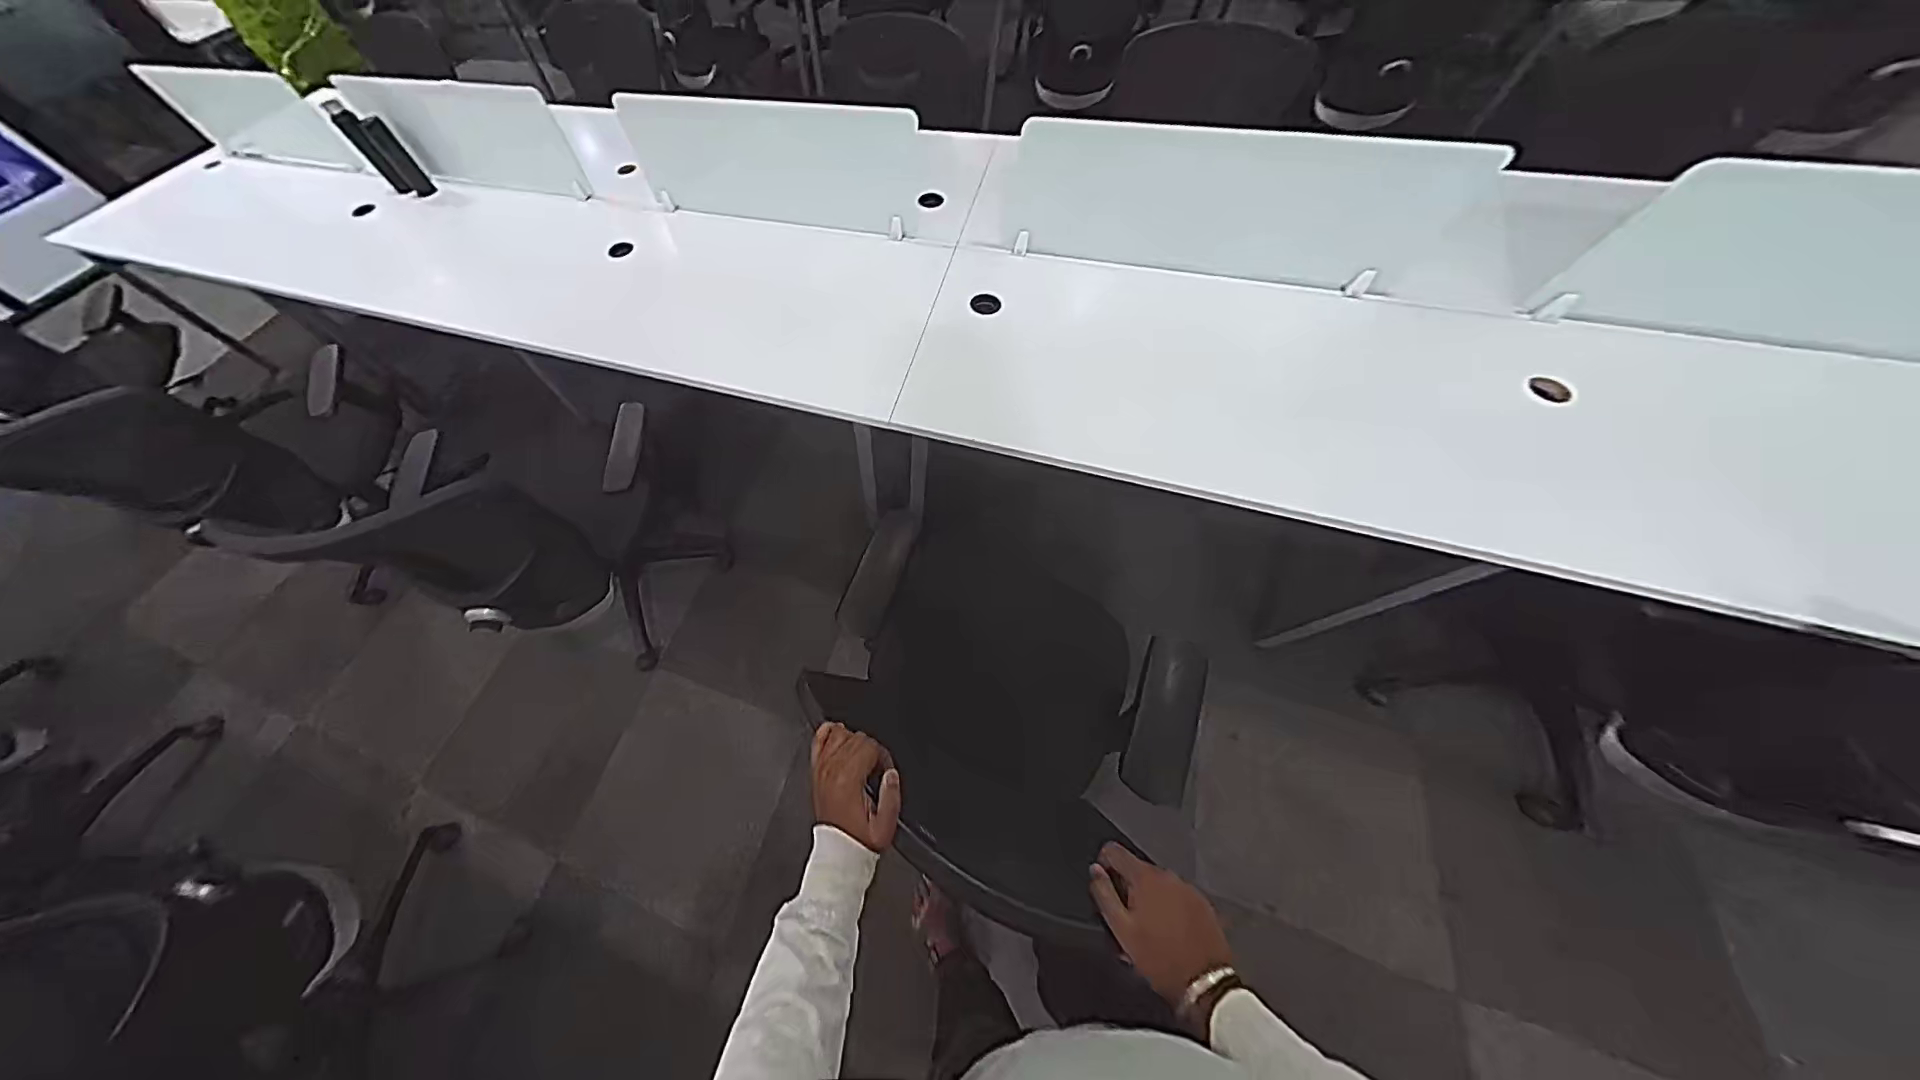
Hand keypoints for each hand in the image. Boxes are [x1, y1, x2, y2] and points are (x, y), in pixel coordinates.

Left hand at [811, 722, 900, 852]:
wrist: (838, 851)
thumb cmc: (859, 839)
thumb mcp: (885, 826)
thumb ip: (892, 797)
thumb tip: (891, 774)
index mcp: (848, 780)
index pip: (869, 746)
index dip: (883, 755)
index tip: (886, 771)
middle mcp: (832, 771)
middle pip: (856, 737)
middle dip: (872, 748)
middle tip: (877, 769)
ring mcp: (821, 769)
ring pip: (839, 733)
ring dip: (854, 741)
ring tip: (861, 757)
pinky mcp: (816, 771)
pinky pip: (819, 741)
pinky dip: (828, 733)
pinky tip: (837, 736)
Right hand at [1089, 842, 1234, 1005]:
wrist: (1205, 984)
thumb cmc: (1158, 958)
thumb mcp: (1122, 929)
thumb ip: (1104, 894)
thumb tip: (1095, 871)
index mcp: (1144, 877)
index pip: (1114, 851)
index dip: (1103, 864)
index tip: (1104, 886)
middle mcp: (1167, 875)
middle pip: (1137, 869)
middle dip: (1128, 888)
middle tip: (1127, 920)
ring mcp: (1188, 888)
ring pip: (1158, 884)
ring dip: (1149, 897)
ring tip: (1148, 929)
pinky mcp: (1203, 903)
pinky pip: (1177, 895)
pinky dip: (1169, 906)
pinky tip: (1169, 931)